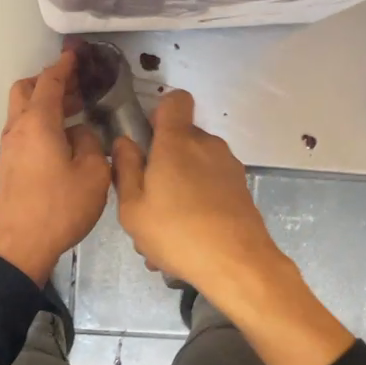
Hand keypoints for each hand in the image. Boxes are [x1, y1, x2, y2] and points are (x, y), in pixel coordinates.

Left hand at [0, 51, 110, 284]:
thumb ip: (91, 144)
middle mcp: (18, 129)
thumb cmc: (60, 208)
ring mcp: (10, 148)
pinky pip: (24, 130)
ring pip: (22, 111)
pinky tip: (63, 137)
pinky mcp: (10, 165)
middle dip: (49, 82)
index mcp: (38, 123)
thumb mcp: (93, 174)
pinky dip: (41, 122)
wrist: (21, 245)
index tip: (77, 56)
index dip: (64, 67)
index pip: (49, 82)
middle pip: (26, 90)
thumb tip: (80, 134)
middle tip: (77, 86)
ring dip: (44, 103)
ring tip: (75, 109)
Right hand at [111, 91, 282, 291]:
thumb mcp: (133, 208)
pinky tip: (185, 239)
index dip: (159, 112)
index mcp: (177, 142)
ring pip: (195, 167)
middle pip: (182, 139)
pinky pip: (210, 187)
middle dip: (163, 162)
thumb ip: (125, 169)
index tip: (148, 139)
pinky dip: (197, 203)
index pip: (175, 100)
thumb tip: (124, 142)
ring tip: (164, 230)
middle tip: (147, 200)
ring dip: (178, 188)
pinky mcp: (241, 188)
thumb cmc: (176, 232)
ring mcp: (228, 166)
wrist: (237, 264)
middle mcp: (207, 145)